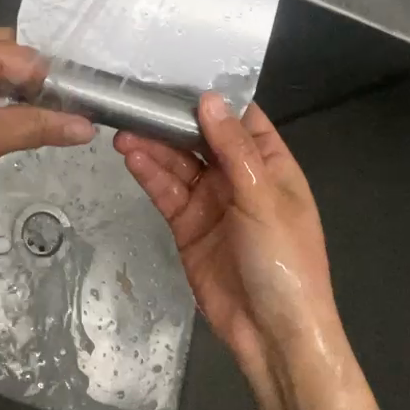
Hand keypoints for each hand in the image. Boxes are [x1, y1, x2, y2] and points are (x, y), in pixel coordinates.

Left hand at [0, 27, 93, 219]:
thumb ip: (41, 126)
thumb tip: (87, 126)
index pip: (27, 55)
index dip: (52, 82)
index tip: (75, 109)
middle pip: (8, 51)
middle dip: (33, 80)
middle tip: (56, 112)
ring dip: (13, 88)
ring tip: (36, 119)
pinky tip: (4, 121)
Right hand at [117, 94, 390, 409]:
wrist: (273, 337)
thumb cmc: (285, 261)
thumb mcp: (263, 199)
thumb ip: (233, 148)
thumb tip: (209, 98)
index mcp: (270, 165)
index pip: (241, 119)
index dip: (214, 98)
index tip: (180, 72)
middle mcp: (239, 177)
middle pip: (201, 138)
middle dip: (173, 120)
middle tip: (137, 100)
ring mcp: (211, 201)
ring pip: (178, 162)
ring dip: (154, 146)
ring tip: (124, 129)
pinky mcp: (187, 225)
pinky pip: (166, 191)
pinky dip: (149, 173)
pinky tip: (132, 156)